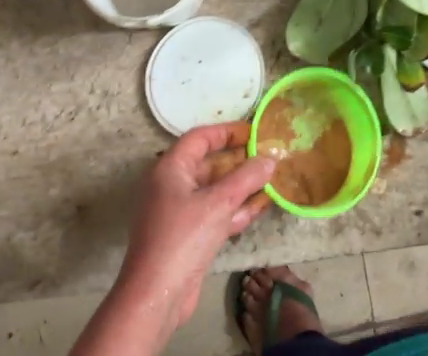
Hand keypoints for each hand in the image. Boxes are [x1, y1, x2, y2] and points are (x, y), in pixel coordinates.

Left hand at [117, 122, 277, 328]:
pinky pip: (214, 212)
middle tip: (268, 157)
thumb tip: (270, 158)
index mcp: (170, 168)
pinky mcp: (187, 235)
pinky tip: (260, 207)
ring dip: (241, 186)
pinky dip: (235, 208)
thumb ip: (246, 178)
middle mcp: (171, 185)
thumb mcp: (219, 203)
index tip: (254, 132)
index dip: (227, 132)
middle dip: (239, 161)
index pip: (200, 138)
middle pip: (208, 164)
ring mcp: (178, 212)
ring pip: (214, 190)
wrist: (156, 296)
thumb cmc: (183, 239)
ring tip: (271, 180)